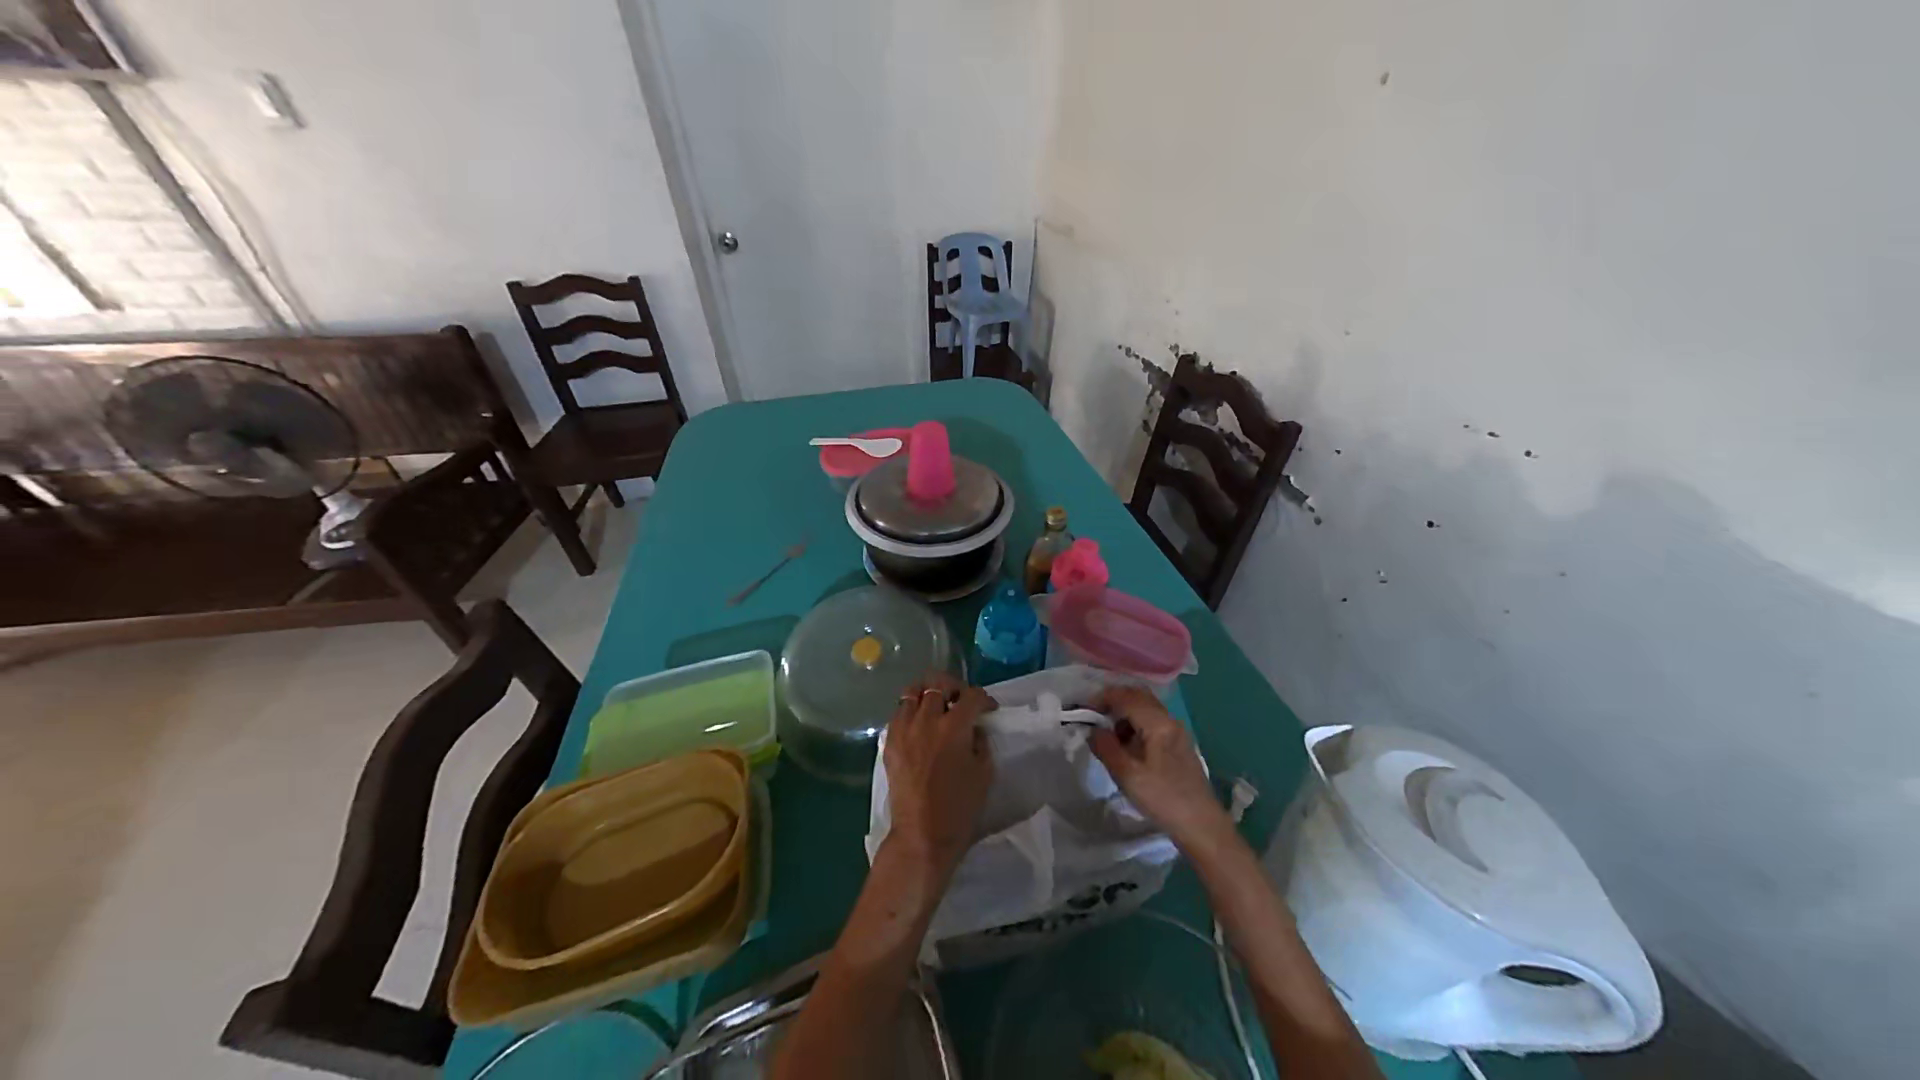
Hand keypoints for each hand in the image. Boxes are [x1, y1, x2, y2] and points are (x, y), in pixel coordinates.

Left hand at [882, 673, 994, 879]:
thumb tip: (974, 729)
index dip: (984, 699)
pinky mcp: (890, 742)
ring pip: (912, 693)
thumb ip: (981, 742)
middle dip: (954, 688)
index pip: (971, 696)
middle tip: (961, 701)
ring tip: (937, 707)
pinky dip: (911, 711)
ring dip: (928, 694)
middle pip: (938, 684)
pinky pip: (899, 713)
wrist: (923, 834)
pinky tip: (920, 725)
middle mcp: (927, 720)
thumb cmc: (960, 807)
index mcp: (955, 727)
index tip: (988, 709)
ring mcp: (904, 729)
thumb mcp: (984, 773)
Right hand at [1090, 686, 1230, 848]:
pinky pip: (1152, 722)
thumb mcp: (1127, 775)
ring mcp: (1176, 731)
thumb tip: (1093, 730)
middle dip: (1113, 702)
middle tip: (1093, 717)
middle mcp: (1170, 720)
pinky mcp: (1178, 744)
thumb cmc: (1163, 798)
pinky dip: (1135, 725)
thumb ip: (1106, 747)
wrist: (1201, 825)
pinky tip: (1127, 746)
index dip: (1101, 698)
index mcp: (1158, 723)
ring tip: (1108, 735)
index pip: (1126, 697)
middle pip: (1138, 696)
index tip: (1083, 711)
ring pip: (1145, 708)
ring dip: (1124, 714)